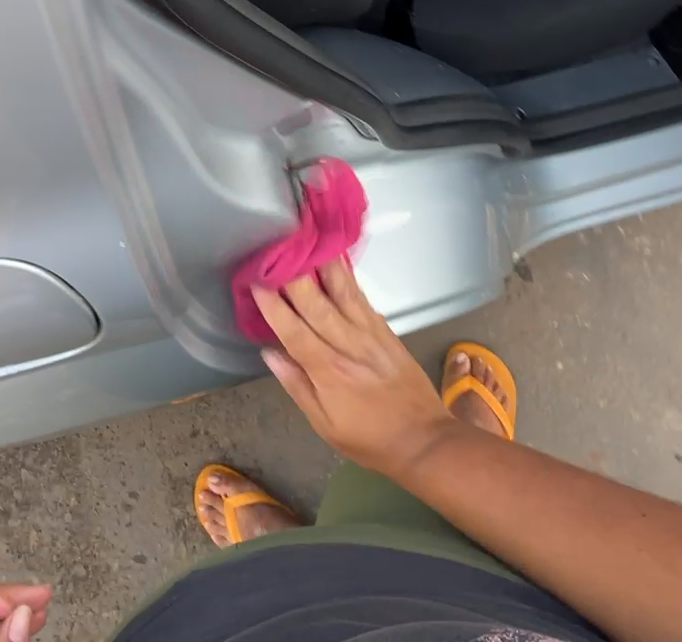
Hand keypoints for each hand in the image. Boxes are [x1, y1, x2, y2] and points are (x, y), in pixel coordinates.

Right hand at [253, 261, 455, 480]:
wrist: (425, 441)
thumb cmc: (368, 438)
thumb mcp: (324, 425)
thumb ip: (296, 385)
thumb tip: (268, 353)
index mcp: (329, 372)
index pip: (294, 331)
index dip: (273, 305)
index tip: (255, 281)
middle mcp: (348, 347)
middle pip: (316, 304)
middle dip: (293, 276)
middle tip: (275, 250)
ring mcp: (371, 335)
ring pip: (343, 292)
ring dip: (322, 265)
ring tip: (307, 239)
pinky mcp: (386, 330)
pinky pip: (363, 297)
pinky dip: (347, 276)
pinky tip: (336, 257)